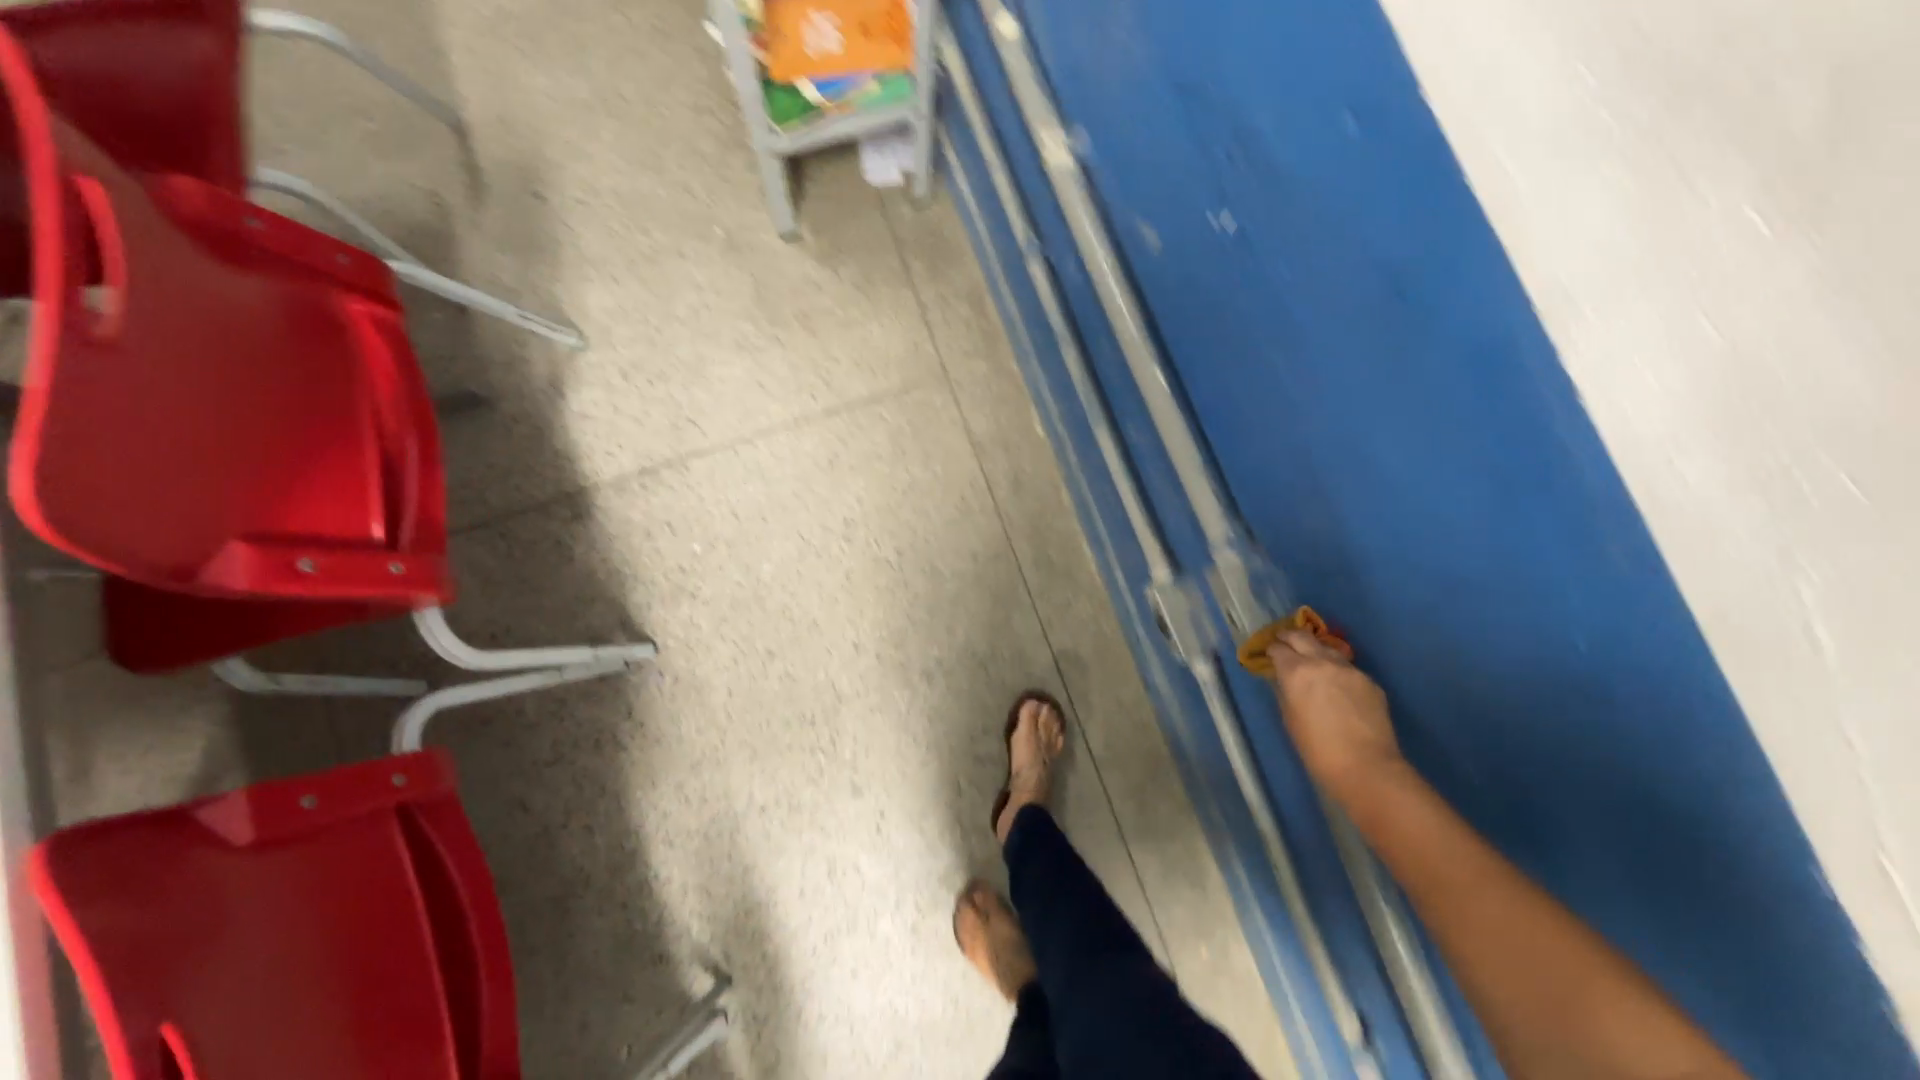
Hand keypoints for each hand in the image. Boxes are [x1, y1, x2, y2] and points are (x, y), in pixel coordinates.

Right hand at [1266, 629, 1404, 800]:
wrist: (1365, 766)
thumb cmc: (1316, 749)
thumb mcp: (1290, 719)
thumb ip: (1285, 693)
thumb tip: (1283, 681)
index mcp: (1296, 672)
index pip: (1279, 649)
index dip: (1272, 650)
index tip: (1269, 653)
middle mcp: (1323, 662)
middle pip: (1303, 637)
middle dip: (1290, 637)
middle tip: (1283, 640)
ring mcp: (1350, 670)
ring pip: (1329, 649)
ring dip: (1316, 651)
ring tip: (1311, 659)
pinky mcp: (1370, 681)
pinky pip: (1348, 669)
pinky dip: (1337, 671)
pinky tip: (1337, 685)